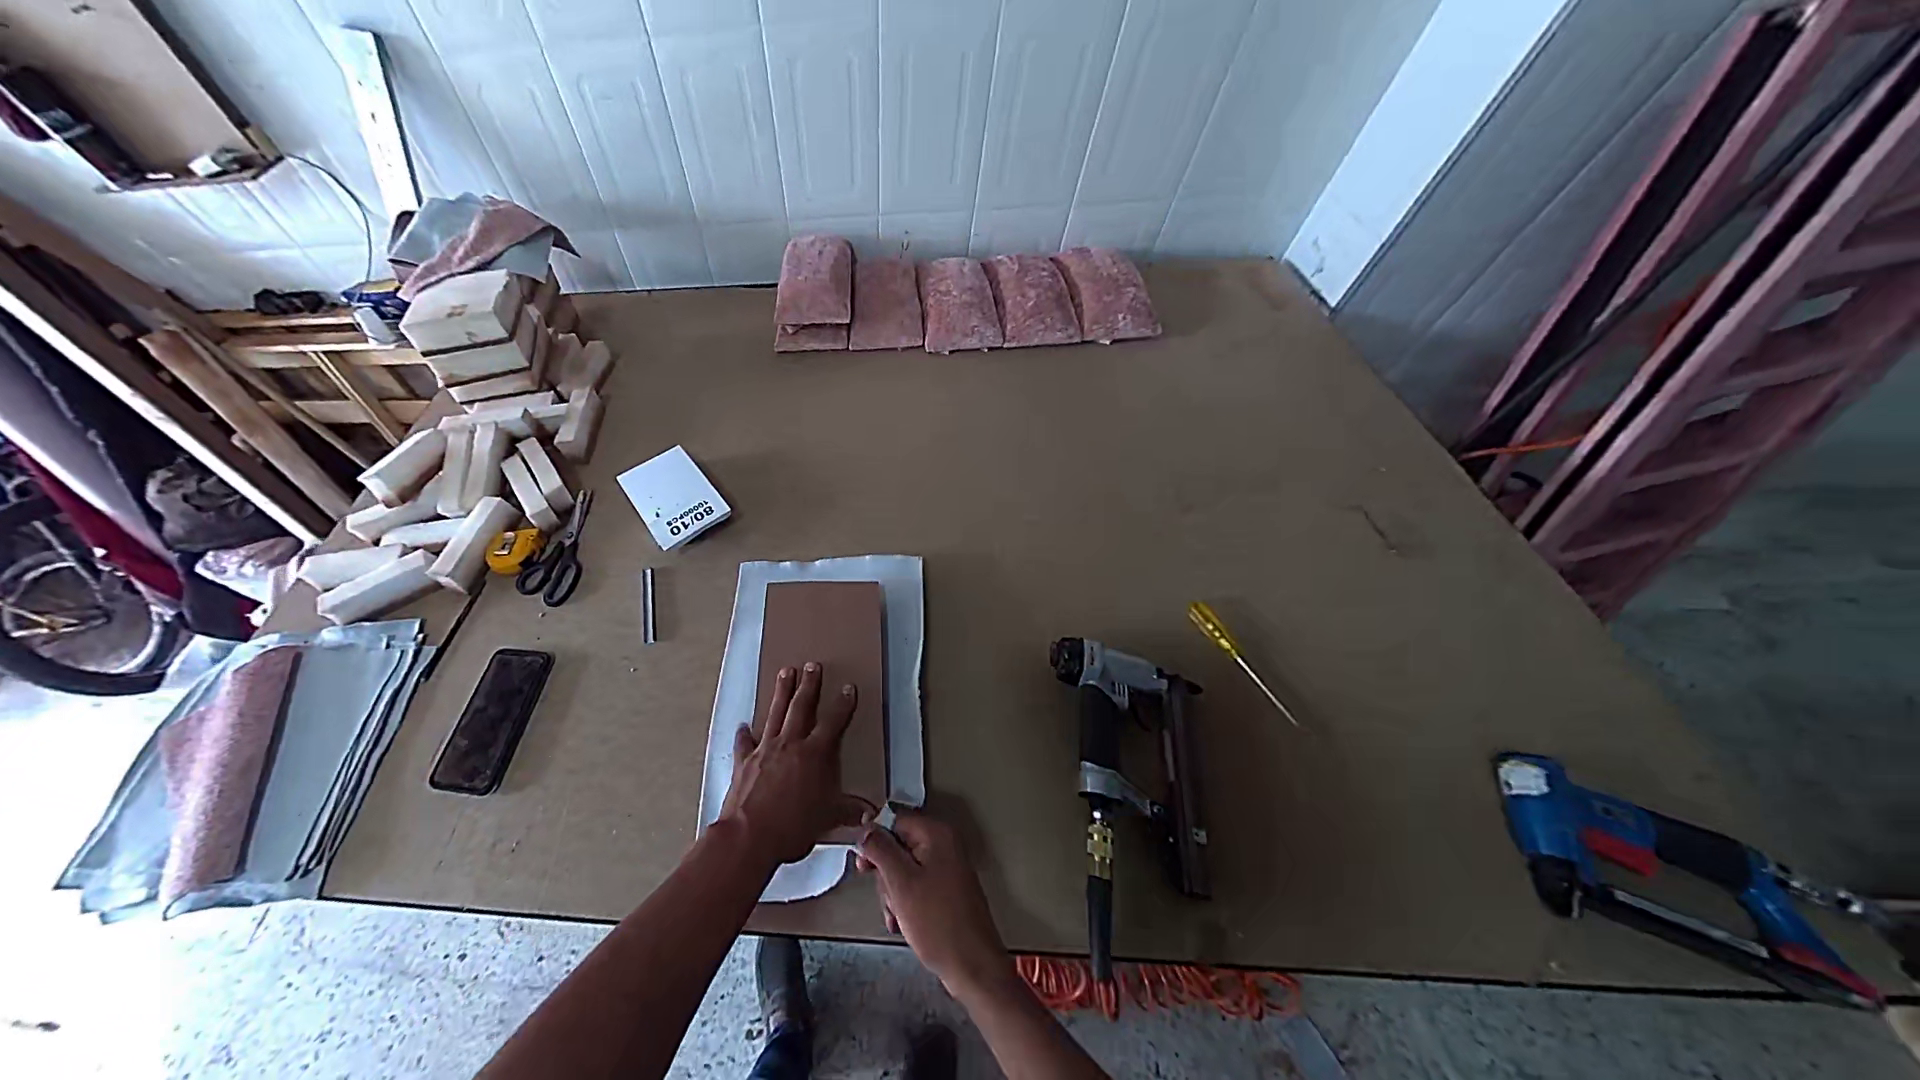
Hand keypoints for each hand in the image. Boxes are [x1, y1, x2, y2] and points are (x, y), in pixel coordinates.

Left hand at [719, 663, 869, 865]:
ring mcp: (764, 751)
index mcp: (815, 754)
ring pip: (775, 714)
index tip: (848, 688)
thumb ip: (849, 810)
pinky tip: (743, 726)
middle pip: (801, 707)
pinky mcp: (744, 763)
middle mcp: (790, 745)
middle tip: (812, 666)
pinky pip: (744, 743)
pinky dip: (744, 734)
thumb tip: (868, 813)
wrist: (749, 837)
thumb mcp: (829, 818)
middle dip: (809, 685)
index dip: (843, 704)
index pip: (834, 721)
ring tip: (785, 673)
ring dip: (781, 692)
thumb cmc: (792, 826)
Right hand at [857, 809, 1013, 998]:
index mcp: (937, 834)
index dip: (874, 839)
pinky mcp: (947, 887)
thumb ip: (880, 850)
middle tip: (889, 897)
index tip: (863, 864)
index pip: (894, 819)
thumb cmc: (938, 922)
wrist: (971, 964)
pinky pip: (917, 884)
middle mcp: (945, 843)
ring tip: (898, 914)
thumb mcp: (901, 882)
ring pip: (904, 868)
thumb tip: (866, 827)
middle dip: (886, 874)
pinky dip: (905, 901)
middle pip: (899, 845)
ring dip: (893, 892)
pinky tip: (903, 921)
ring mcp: (947, 866)